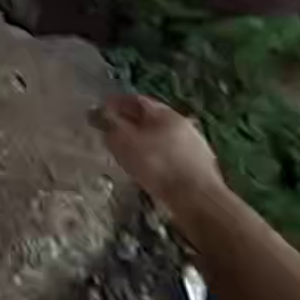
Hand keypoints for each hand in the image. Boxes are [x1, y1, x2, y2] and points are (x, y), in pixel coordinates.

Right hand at [94, 94, 223, 206]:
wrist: (197, 200)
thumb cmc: (155, 163)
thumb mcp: (120, 139)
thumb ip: (108, 122)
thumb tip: (101, 112)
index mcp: (165, 114)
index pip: (136, 100)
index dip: (115, 103)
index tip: (99, 110)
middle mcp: (184, 125)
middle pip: (150, 118)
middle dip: (129, 121)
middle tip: (110, 129)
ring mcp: (196, 147)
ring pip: (161, 136)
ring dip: (143, 139)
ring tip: (126, 149)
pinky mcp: (200, 167)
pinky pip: (170, 153)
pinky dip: (155, 155)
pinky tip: (146, 165)